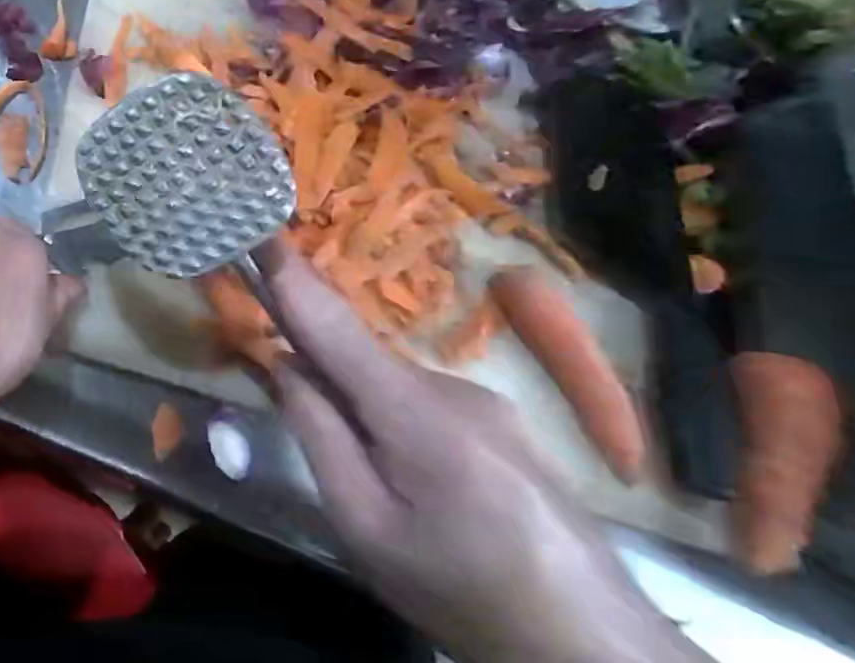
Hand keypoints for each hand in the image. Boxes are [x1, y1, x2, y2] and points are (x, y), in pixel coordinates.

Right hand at [262, 243, 710, 662]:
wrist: (596, 646)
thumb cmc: (464, 593)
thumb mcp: (366, 527)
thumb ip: (318, 436)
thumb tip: (284, 364)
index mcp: (419, 414)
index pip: (335, 328)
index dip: (292, 279)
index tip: (258, 234)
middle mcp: (453, 388)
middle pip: (359, 356)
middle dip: (316, 364)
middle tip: (287, 400)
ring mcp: (484, 401)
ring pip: (389, 382)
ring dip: (357, 402)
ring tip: (370, 475)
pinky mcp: (500, 420)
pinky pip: (420, 400)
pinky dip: (390, 416)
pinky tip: (410, 478)